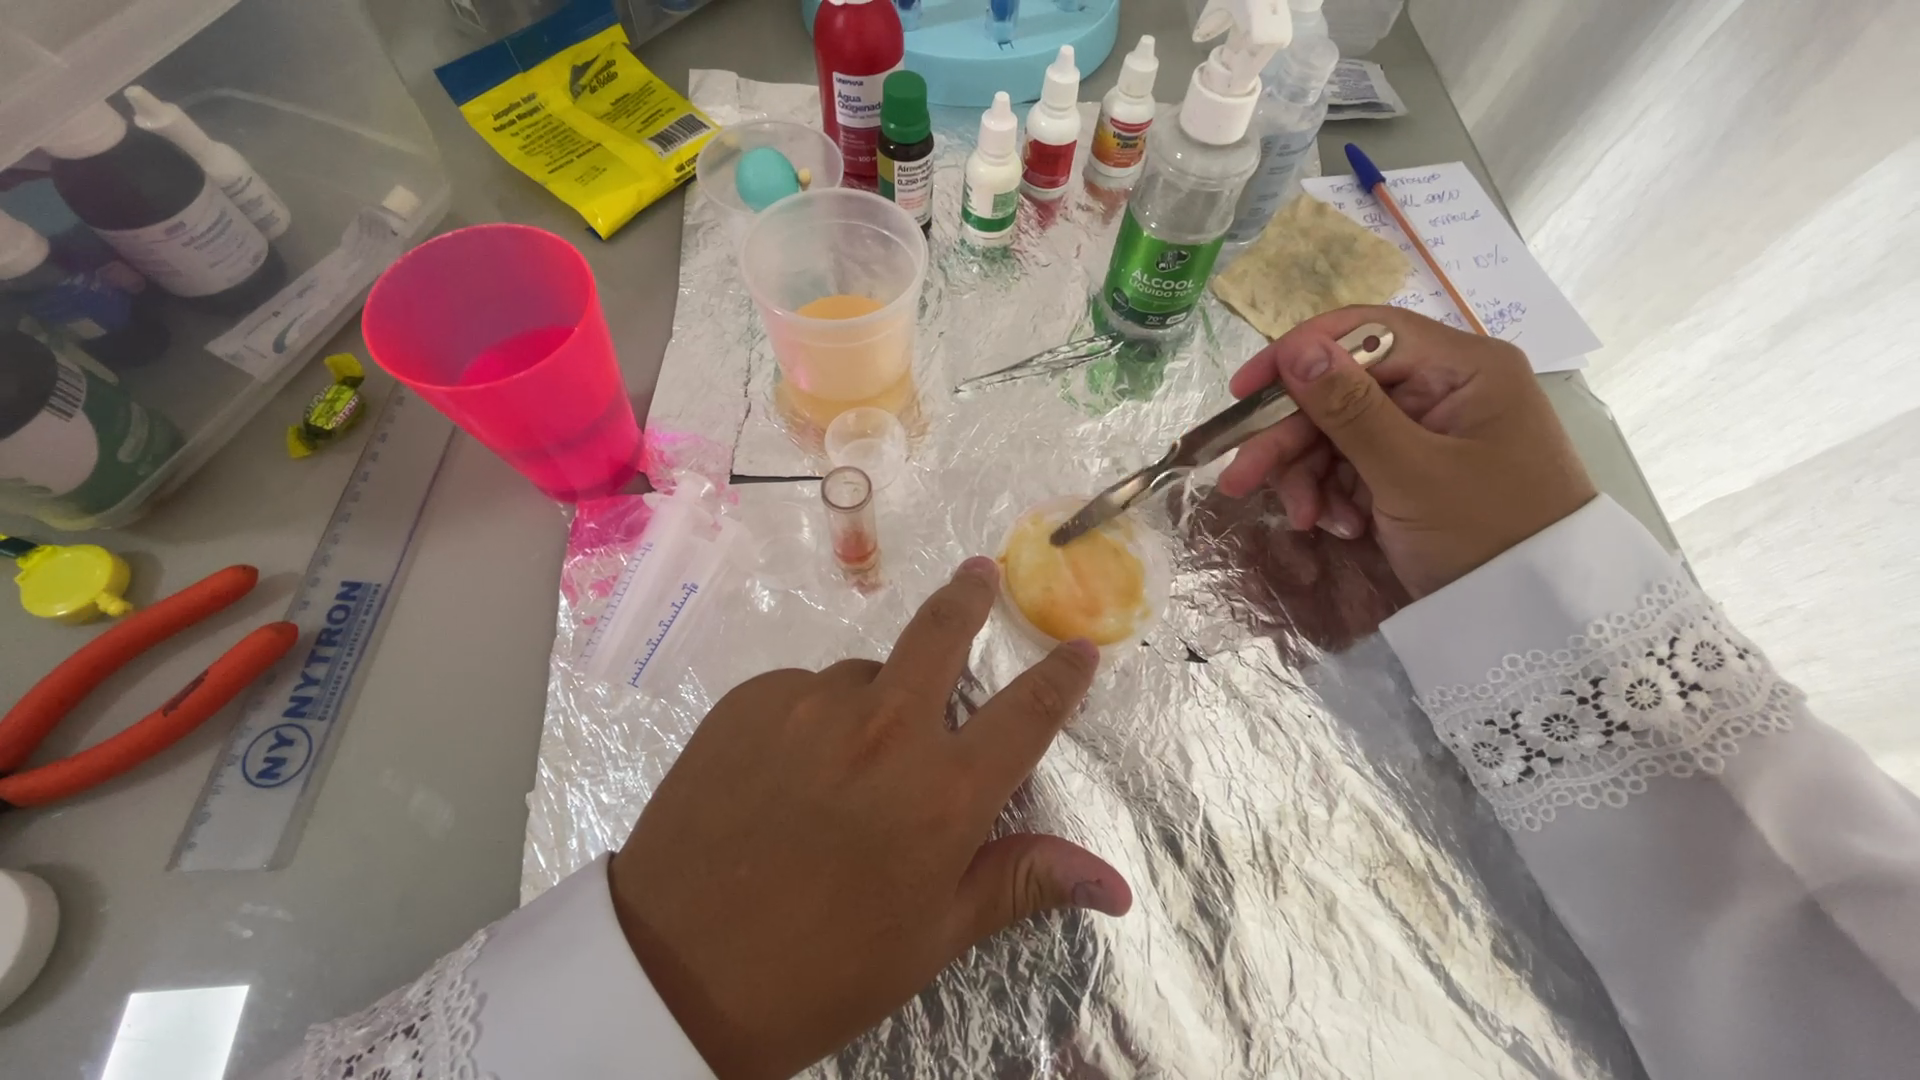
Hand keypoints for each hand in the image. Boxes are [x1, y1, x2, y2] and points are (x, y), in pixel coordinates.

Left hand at [608, 558, 1132, 1079]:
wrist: (673, 973)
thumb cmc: (823, 968)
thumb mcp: (933, 934)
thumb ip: (1022, 881)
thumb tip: (1116, 887)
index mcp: (943, 792)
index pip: (1027, 713)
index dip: (1061, 676)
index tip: (1080, 647)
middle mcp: (884, 728)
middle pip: (941, 632)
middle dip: (970, 596)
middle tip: (979, 573)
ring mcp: (810, 703)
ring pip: (865, 674)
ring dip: (875, 698)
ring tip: (846, 761)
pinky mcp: (751, 699)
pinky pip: (802, 690)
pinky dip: (811, 716)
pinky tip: (785, 768)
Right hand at [1218, 307, 1596, 597]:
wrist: (1532, 613)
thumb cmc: (1484, 533)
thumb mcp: (1410, 472)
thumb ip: (1350, 408)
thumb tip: (1296, 348)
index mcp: (1461, 368)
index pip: (1363, 334)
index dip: (1297, 356)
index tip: (1242, 392)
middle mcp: (1441, 389)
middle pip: (1340, 392)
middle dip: (1289, 439)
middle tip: (1239, 480)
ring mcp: (1423, 432)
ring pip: (1335, 435)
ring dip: (1307, 476)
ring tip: (1305, 519)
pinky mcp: (1410, 469)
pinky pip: (1349, 467)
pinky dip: (1332, 495)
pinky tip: (1338, 526)